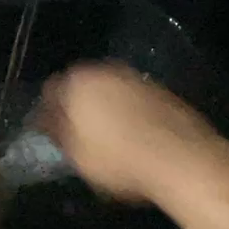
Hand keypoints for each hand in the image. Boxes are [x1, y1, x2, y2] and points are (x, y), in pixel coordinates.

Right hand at [37, 61, 228, 202]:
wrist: (183, 158)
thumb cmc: (120, 159)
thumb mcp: (77, 155)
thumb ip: (57, 133)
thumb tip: (45, 120)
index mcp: (75, 81)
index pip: (50, 89)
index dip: (48, 110)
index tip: (51, 129)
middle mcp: (102, 69)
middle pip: (81, 85)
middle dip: (79, 104)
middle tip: (81, 132)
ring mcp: (133, 76)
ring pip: (109, 89)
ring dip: (106, 106)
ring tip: (111, 135)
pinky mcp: (160, 89)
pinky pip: (134, 98)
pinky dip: (131, 111)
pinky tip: (137, 134)